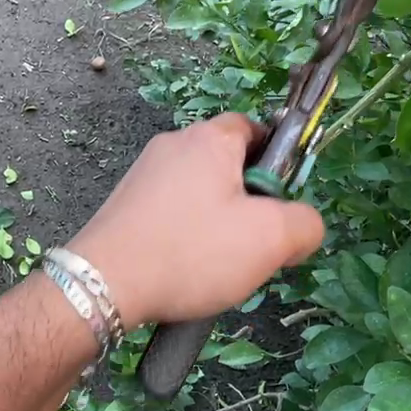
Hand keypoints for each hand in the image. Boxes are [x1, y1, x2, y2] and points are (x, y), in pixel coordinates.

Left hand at [68, 113, 324, 328]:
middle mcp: (173, 144)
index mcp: (209, 139)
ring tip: (218, 263)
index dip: (277, 161)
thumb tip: (303, 223)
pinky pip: (171, 209)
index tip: (281, 200)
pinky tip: (185, 267)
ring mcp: (143, 172)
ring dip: (217, 221)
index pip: (255, 128)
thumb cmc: (193, 252)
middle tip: (254, 241)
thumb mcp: (271, 239)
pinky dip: (185, 233)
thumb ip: (305, 223)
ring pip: (199, 190)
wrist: (105, 282)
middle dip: (248, 199)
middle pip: (227, 162)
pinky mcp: (125, 201)